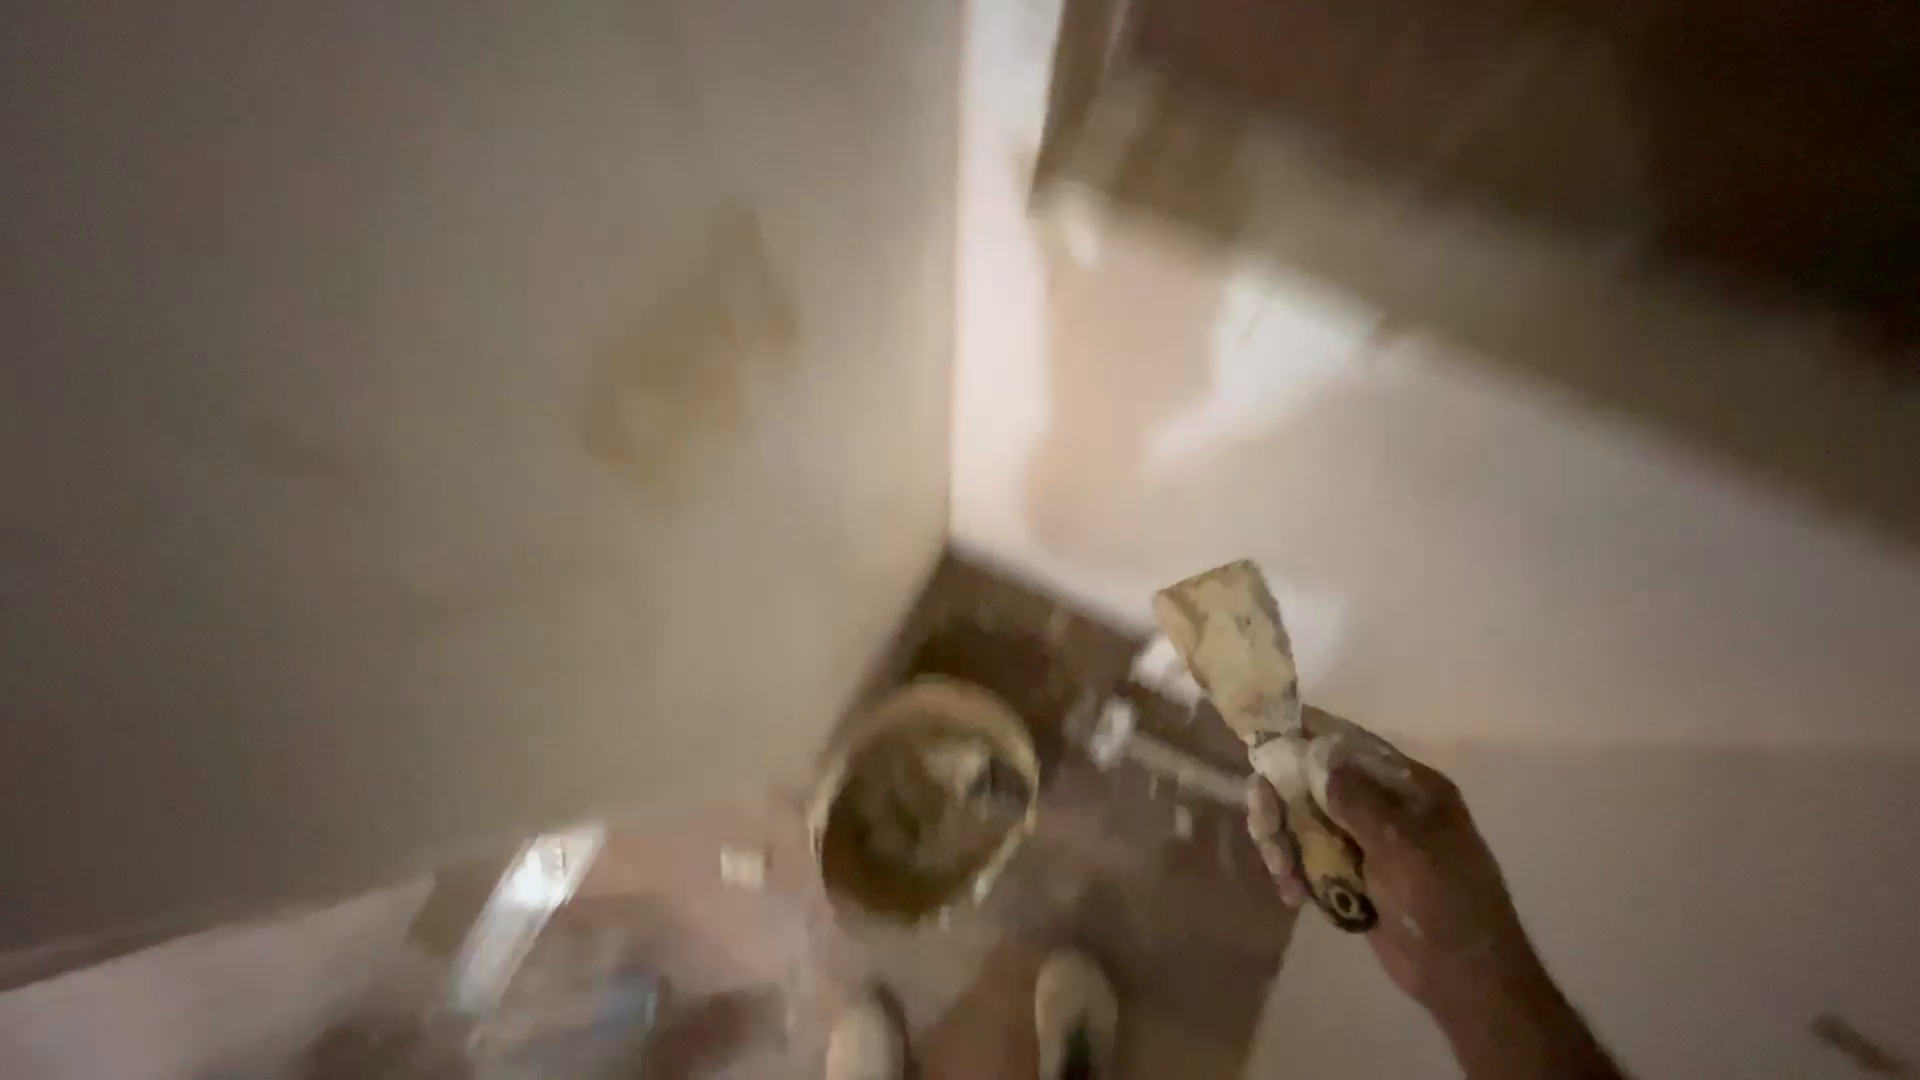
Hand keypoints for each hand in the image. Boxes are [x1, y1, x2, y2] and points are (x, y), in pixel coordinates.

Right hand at [1246, 751, 1544, 1016]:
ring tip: (1282, 872)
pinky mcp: (1348, 872)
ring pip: (1302, 819)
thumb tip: (1317, 755)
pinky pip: (1305, 855)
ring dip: (1282, 840)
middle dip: (1281, 801)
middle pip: (1313, 782)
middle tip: (1264, 826)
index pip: (1350, 743)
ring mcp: (1363, 839)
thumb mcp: (1404, 846)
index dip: (1306, 734)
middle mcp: (1383, 805)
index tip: (1263, 735)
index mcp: (1409, 788)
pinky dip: (1292, 869)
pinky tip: (1292, 893)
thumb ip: (1357, 800)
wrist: (1465, 981)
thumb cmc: (1444, 903)